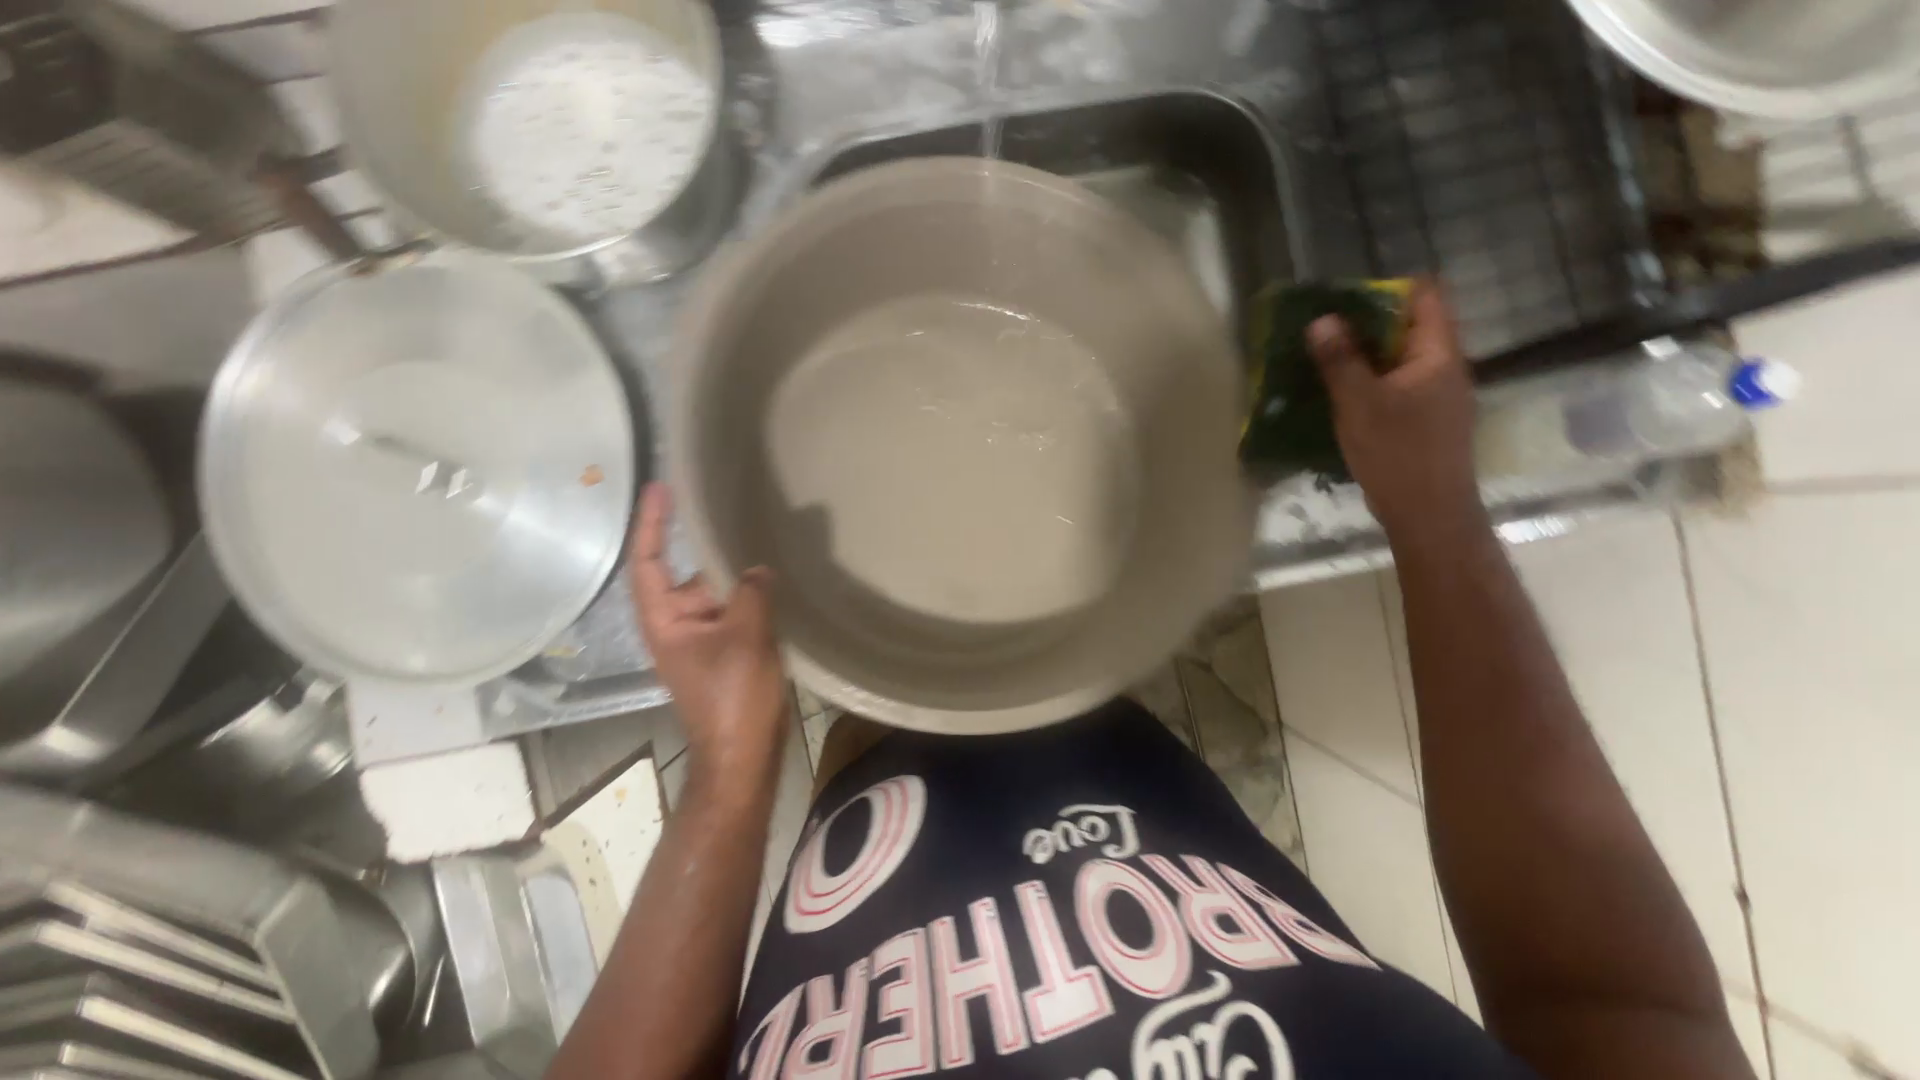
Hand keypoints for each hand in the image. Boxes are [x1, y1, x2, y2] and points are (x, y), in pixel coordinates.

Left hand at [630, 482, 786, 772]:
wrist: (743, 754)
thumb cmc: (733, 697)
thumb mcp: (745, 637)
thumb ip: (750, 592)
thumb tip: (757, 567)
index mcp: (664, 620)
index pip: (647, 562)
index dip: (651, 523)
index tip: (661, 488)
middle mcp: (677, 625)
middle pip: (692, 574)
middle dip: (716, 552)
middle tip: (743, 515)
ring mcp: (703, 640)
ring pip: (720, 593)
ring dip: (741, 576)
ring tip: (771, 545)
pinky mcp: (727, 652)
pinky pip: (736, 612)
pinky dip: (753, 596)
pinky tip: (779, 581)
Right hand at [1309, 282, 1483, 540]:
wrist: (1429, 514)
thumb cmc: (1397, 453)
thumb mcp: (1359, 403)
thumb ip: (1340, 359)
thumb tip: (1322, 319)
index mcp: (1438, 353)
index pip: (1425, 296)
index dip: (1386, 290)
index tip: (1344, 300)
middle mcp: (1446, 367)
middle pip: (1411, 326)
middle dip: (1367, 324)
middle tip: (1323, 331)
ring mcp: (1440, 396)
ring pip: (1402, 359)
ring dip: (1366, 357)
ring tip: (1325, 361)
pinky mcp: (1429, 421)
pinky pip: (1400, 386)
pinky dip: (1373, 383)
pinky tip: (1343, 397)